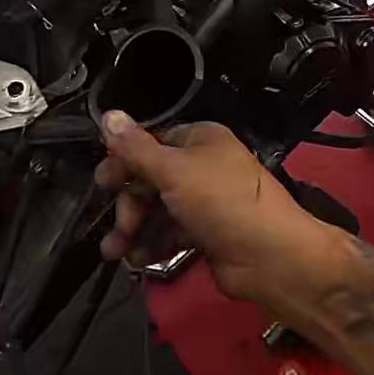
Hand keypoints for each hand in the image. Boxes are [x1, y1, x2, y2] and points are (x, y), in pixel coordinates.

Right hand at [95, 111, 336, 302]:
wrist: (271, 256)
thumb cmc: (222, 202)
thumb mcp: (174, 170)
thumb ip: (136, 148)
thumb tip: (107, 114)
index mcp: (200, 140)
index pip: (151, 143)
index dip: (125, 162)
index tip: (102, 182)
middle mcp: (202, 166)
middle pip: (151, 179)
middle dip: (129, 204)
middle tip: (118, 228)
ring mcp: (206, 202)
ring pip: (159, 210)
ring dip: (135, 229)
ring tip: (118, 252)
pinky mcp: (207, 234)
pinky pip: (171, 233)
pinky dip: (153, 244)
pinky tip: (138, 261)